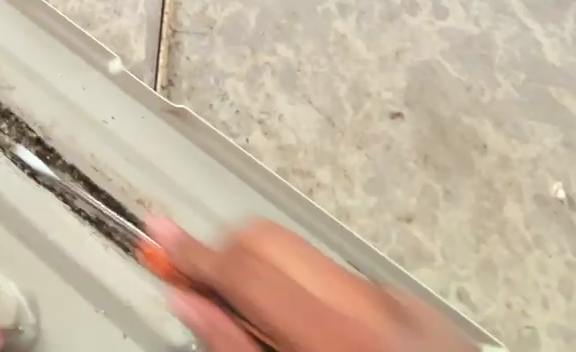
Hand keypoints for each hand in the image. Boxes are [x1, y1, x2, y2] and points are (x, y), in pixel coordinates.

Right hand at [148, 217, 475, 351]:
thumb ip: (236, 348)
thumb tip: (184, 297)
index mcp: (345, 337)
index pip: (247, 269)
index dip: (194, 253)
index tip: (156, 236)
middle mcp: (377, 306)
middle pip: (268, 239)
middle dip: (225, 252)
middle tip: (199, 283)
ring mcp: (403, 303)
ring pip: (300, 254)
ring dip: (264, 271)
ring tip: (257, 315)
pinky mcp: (419, 309)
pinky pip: (337, 277)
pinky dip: (306, 291)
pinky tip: (310, 332)